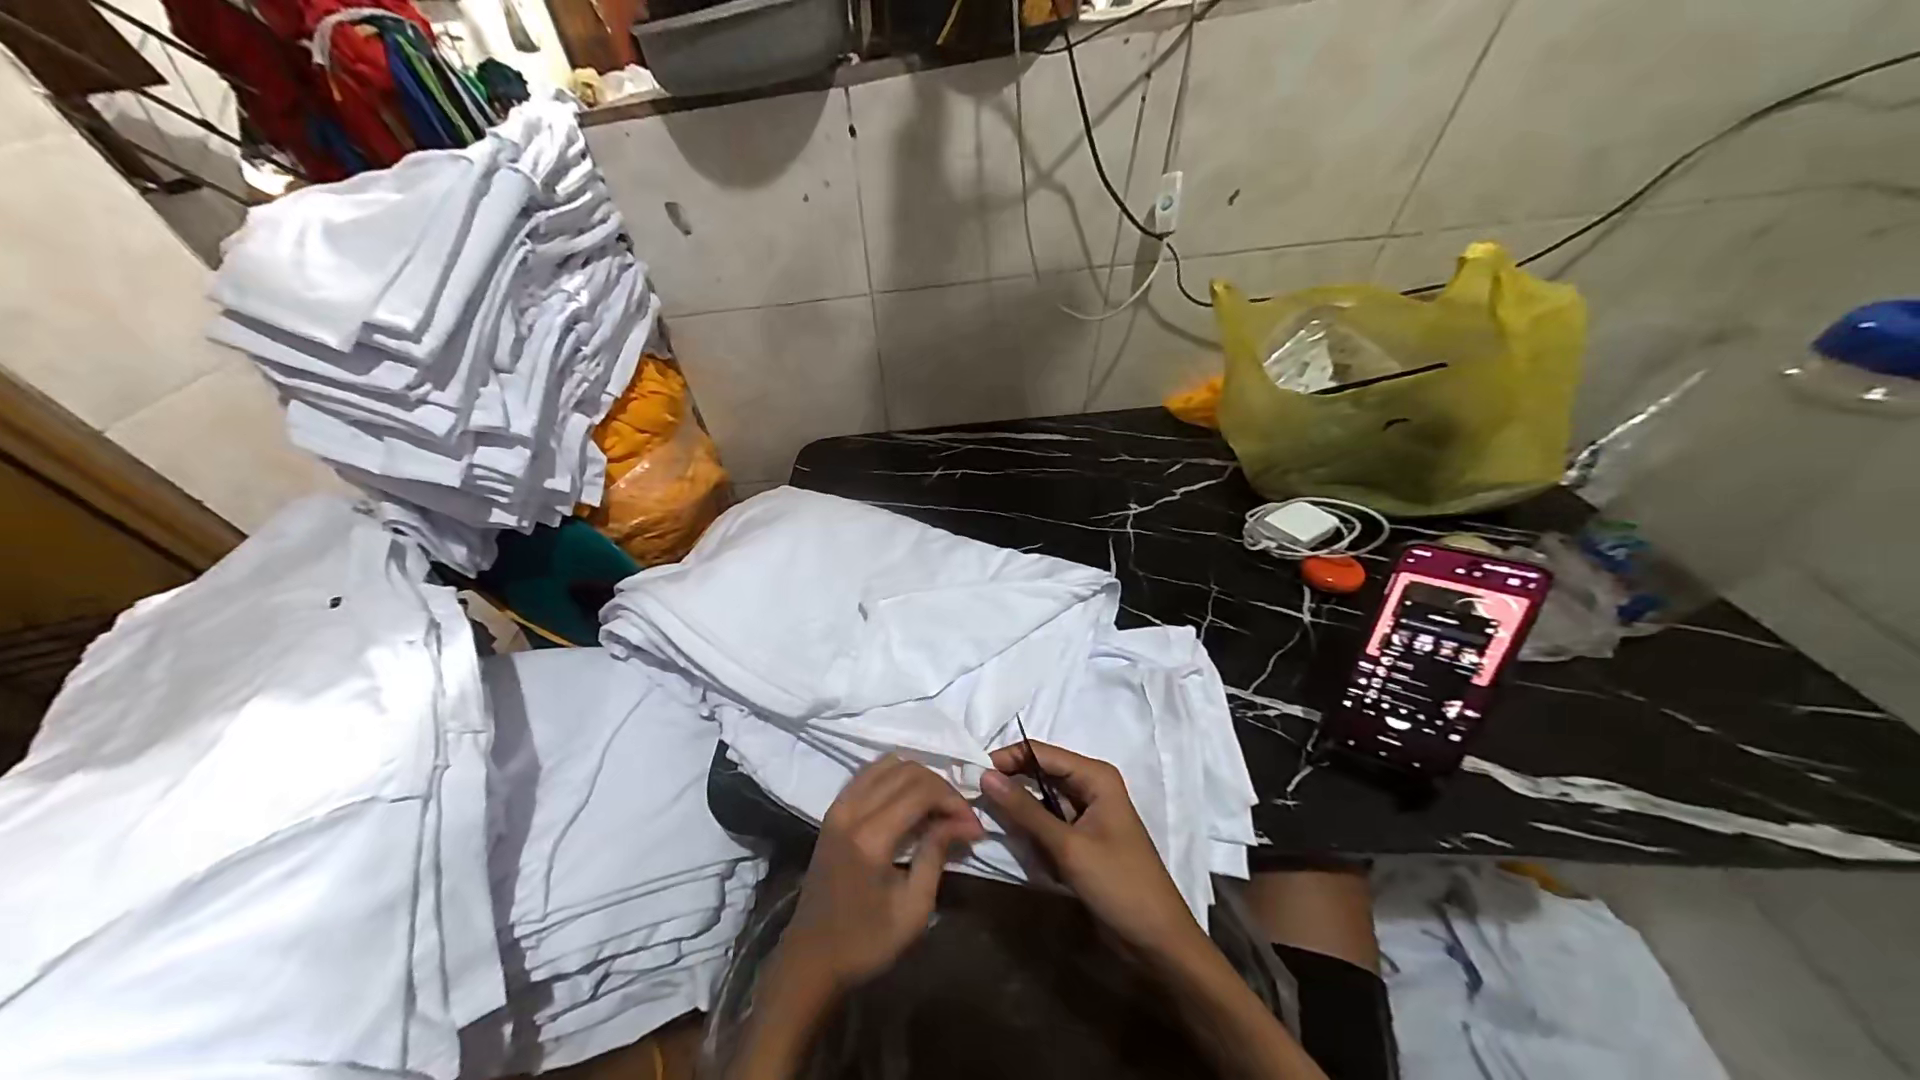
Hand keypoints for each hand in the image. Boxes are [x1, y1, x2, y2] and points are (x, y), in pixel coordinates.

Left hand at [779, 756, 984, 993]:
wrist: (811, 959)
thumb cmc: (866, 942)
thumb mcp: (913, 908)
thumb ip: (936, 854)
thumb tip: (963, 821)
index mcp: (870, 838)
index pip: (922, 791)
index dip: (954, 801)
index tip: (974, 827)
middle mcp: (851, 811)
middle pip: (906, 771)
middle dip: (941, 787)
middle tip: (960, 818)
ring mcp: (838, 807)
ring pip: (887, 764)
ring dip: (919, 778)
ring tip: (938, 807)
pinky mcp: (833, 810)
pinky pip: (869, 774)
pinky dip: (895, 777)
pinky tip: (911, 801)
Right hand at [980, 741, 1205, 960]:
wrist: (1157, 940)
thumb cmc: (1119, 884)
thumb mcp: (1068, 846)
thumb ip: (1025, 810)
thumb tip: (986, 776)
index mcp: (1095, 777)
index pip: (1040, 753)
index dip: (1006, 759)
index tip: (971, 774)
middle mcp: (1091, 786)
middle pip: (1039, 772)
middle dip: (1009, 784)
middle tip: (971, 797)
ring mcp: (1086, 812)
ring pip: (1040, 799)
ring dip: (1018, 810)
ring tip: (985, 820)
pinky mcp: (1081, 837)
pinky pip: (1048, 822)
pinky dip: (1031, 830)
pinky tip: (1014, 841)